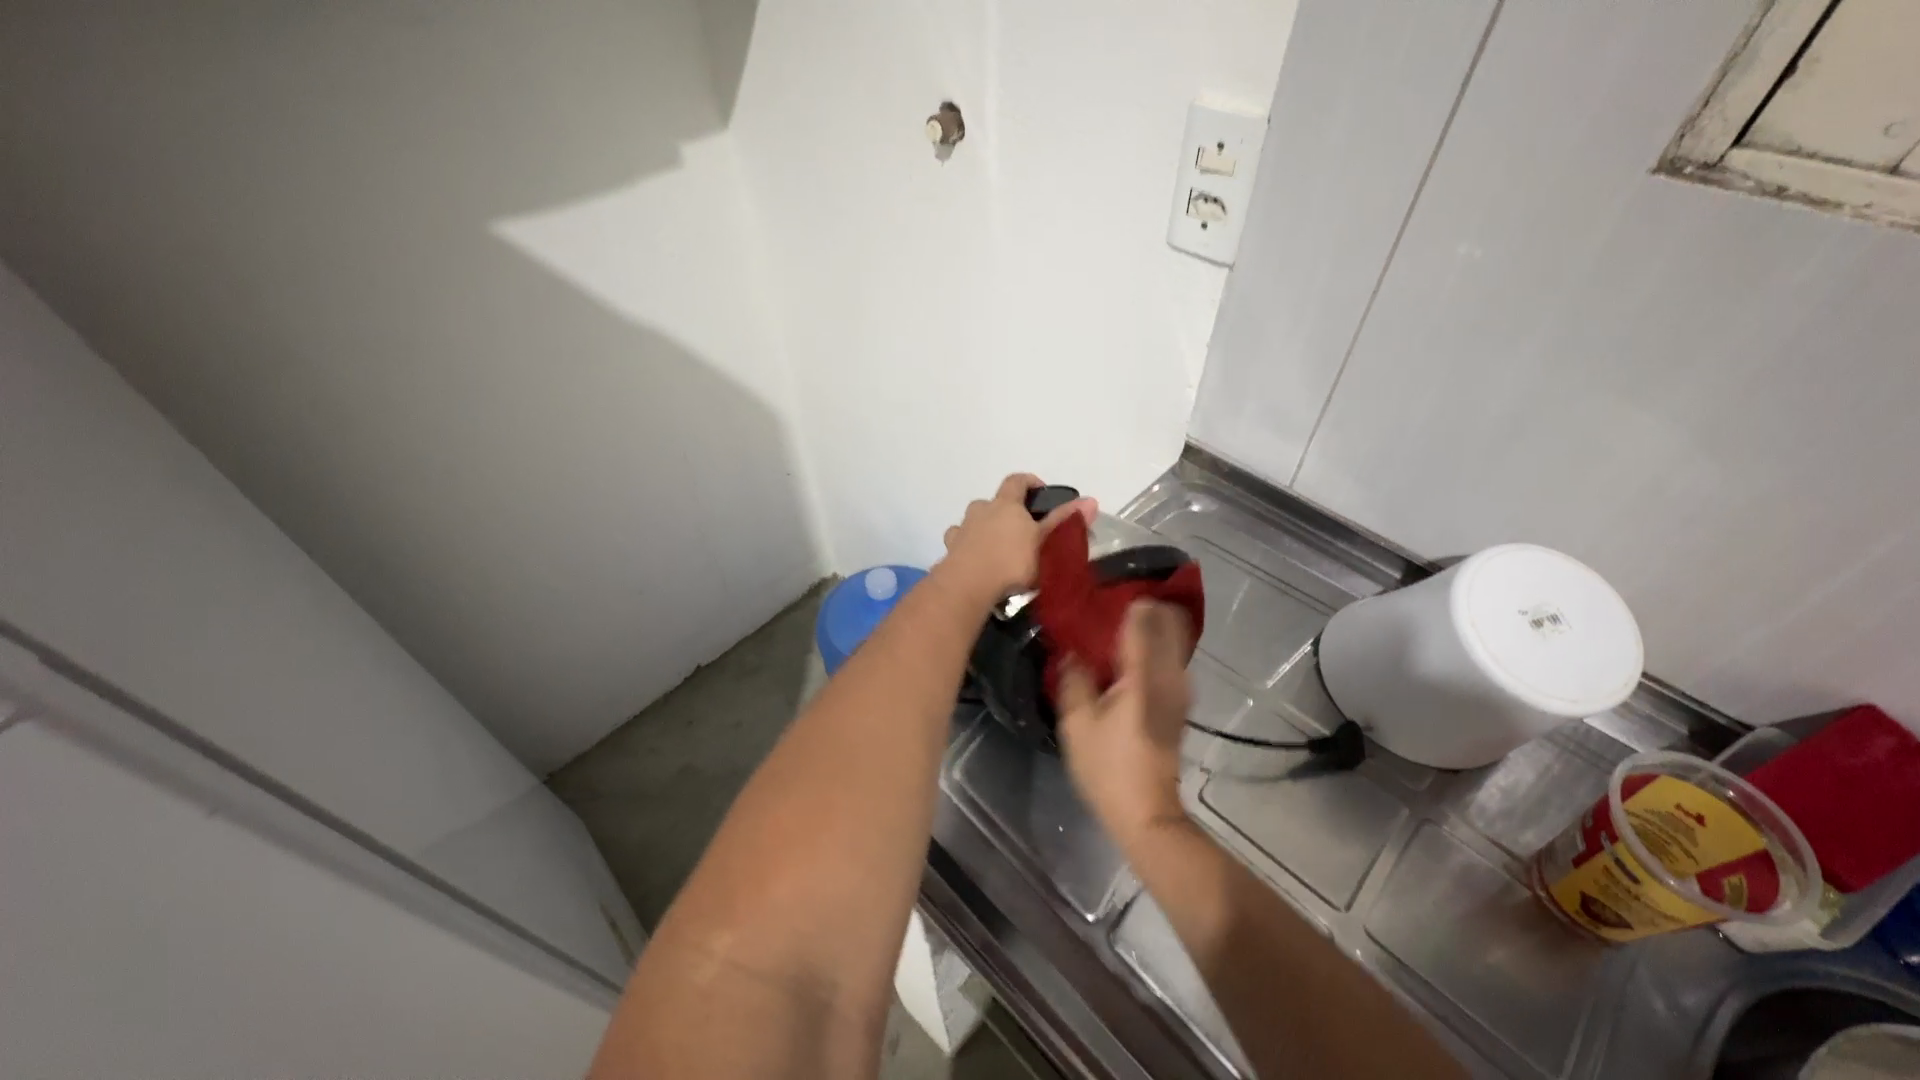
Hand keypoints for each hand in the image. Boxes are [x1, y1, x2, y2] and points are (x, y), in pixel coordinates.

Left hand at [939, 474, 1094, 599]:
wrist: (969, 585)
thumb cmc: (1012, 561)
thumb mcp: (1046, 542)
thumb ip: (1065, 521)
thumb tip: (1091, 500)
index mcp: (1006, 504)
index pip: (1017, 480)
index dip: (1029, 482)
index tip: (1041, 492)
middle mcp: (981, 510)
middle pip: (993, 502)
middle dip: (1005, 511)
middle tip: (1020, 530)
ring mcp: (962, 529)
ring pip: (973, 520)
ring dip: (984, 528)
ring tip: (997, 548)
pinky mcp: (950, 549)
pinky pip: (959, 541)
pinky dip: (967, 546)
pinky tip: (975, 560)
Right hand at [1056, 601, 1195, 845]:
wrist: (1146, 813)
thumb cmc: (1108, 767)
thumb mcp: (1075, 723)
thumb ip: (1073, 678)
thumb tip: (1072, 652)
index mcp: (1143, 673)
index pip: (1143, 618)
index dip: (1124, 600)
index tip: (1100, 594)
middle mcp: (1169, 674)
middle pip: (1168, 622)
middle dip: (1143, 609)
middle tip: (1108, 608)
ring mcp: (1180, 690)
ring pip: (1173, 640)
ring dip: (1150, 628)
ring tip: (1114, 629)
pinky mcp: (1179, 704)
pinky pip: (1170, 659)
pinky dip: (1153, 649)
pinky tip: (1127, 659)